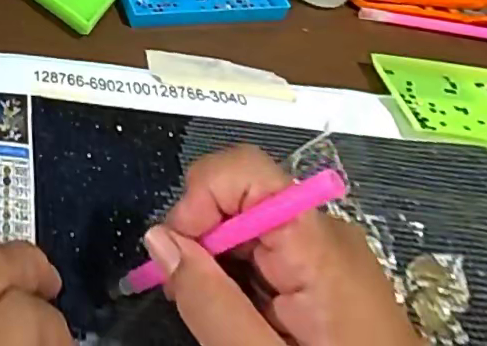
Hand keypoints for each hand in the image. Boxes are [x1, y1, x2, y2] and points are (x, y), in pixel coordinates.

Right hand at [144, 146, 418, 345]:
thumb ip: (210, 303)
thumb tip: (157, 238)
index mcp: (318, 244)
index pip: (244, 169)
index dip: (199, 195)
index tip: (177, 251)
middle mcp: (325, 233)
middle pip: (239, 195)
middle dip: (200, 235)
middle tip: (184, 295)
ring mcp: (330, 253)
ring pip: (246, 225)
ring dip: (216, 261)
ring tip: (215, 316)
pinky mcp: (328, 274)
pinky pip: (267, 251)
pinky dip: (239, 276)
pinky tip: (241, 318)